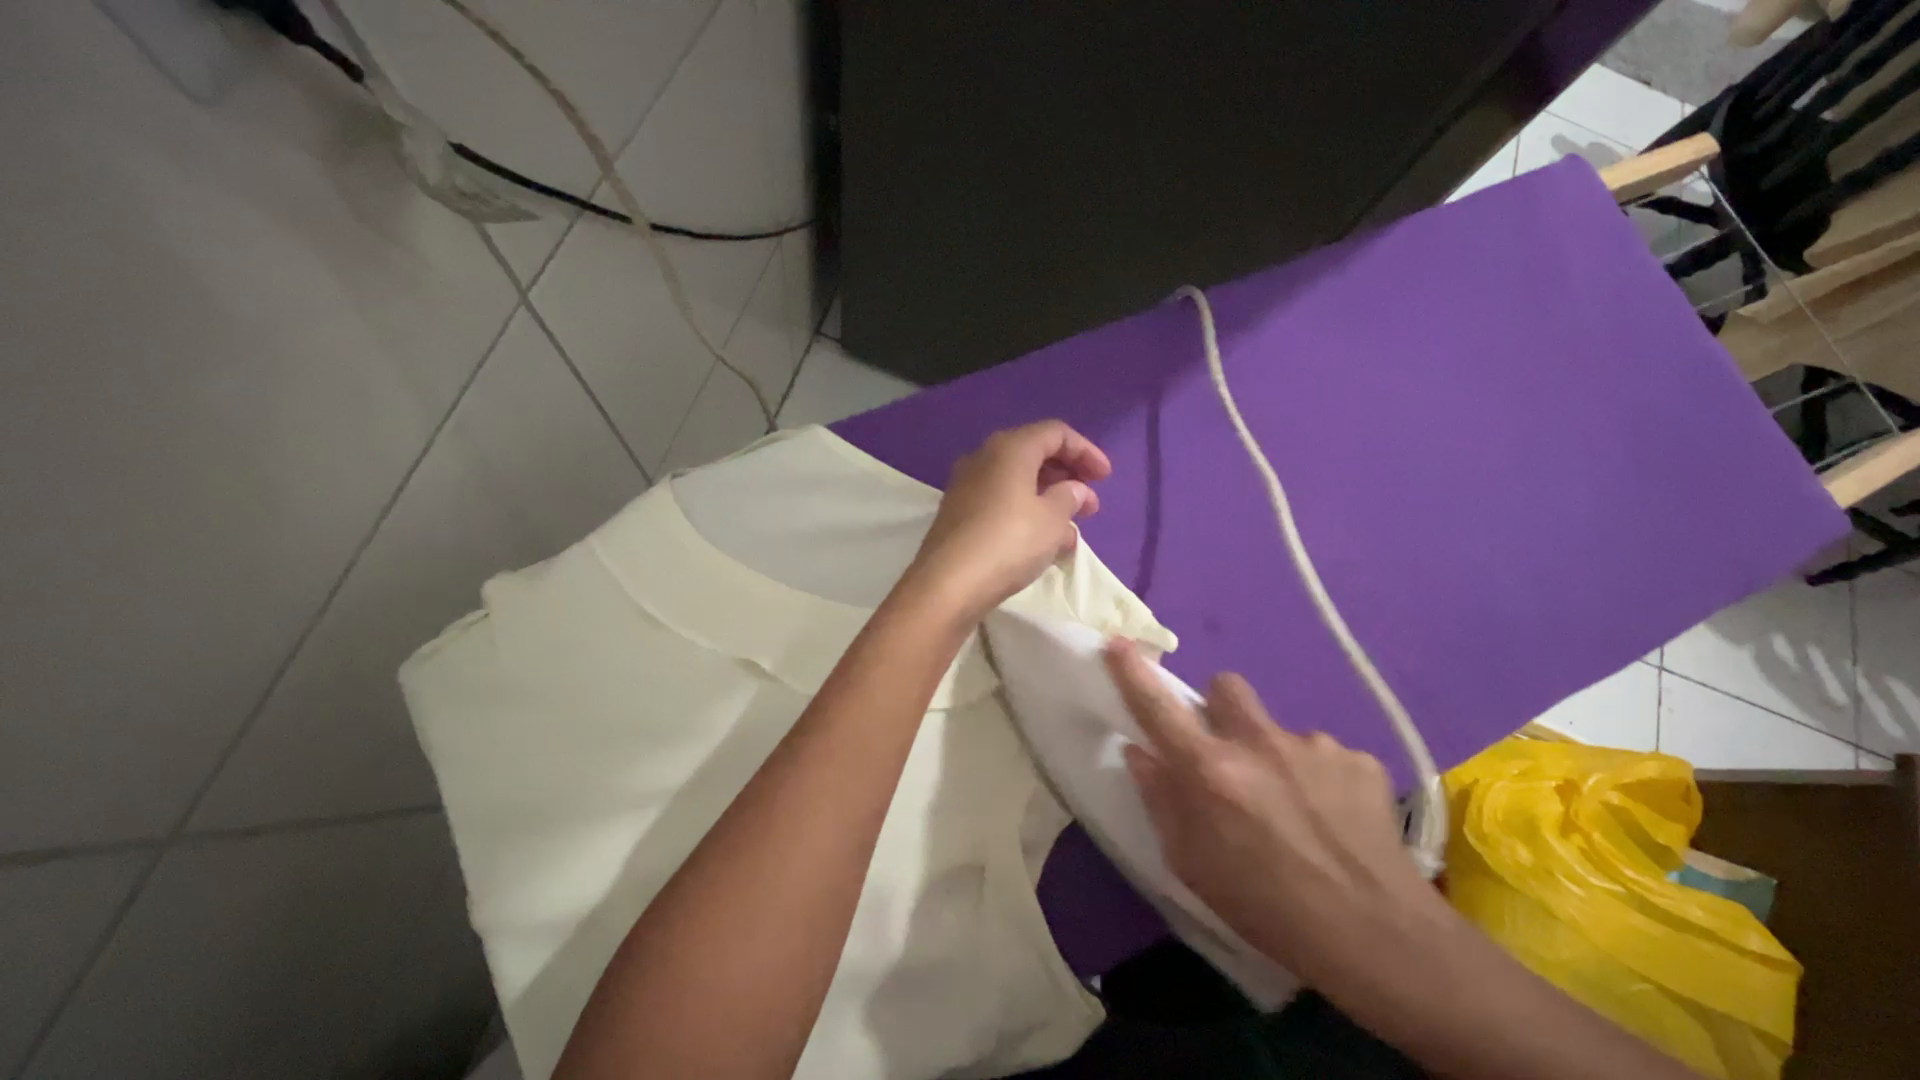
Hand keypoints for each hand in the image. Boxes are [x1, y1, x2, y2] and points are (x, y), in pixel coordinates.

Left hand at [906, 421, 1110, 619]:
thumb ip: (1069, 497)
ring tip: (1070, 532)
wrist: (948, 584)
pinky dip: (1026, 514)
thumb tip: (1073, 489)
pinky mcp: (958, 515)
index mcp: (1009, 448)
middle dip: (1067, 476)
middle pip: (1034, 454)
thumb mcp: (1052, 520)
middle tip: (1090, 504)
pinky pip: (1001, 503)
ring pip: (1017, 482)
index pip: (1055, 433)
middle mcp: (983, 458)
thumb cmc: (1009, 542)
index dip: (1086, 451)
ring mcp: (966, 487)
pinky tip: (1042, 545)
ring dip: (1048, 500)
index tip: (1106, 478)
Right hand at [1104, 640, 1451, 995]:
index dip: (1133, 673)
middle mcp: (1259, 742)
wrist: (1377, 935)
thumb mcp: (1191, 865)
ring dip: (1276, 757)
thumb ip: (1161, 800)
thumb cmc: (1265, 909)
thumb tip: (1142, 753)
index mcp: (1210, 770)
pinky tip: (1335, 822)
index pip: (1158, 707)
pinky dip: (1322, 781)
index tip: (1118, 646)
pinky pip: (1326, 756)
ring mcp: (1315, 745)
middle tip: (1229, 755)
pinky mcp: (1360, 760)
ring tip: (1296, 812)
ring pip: (1280, 731)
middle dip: (1220, 710)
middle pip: (1226, 688)